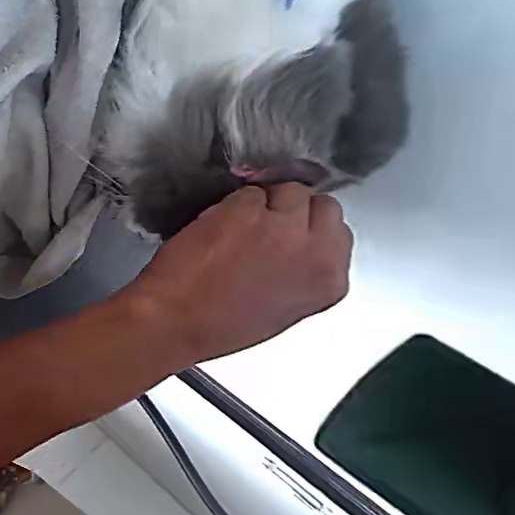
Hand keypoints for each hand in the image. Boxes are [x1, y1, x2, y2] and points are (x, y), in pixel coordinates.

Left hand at [122, 184, 351, 364]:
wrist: (175, 321)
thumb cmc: (222, 325)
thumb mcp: (286, 307)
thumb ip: (306, 270)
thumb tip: (304, 242)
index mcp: (329, 282)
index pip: (339, 231)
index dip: (311, 228)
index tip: (294, 233)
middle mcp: (316, 251)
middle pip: (322, 204)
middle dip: (296, 210)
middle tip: (267, 228)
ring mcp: (282, 226)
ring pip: (288, 189)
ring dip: (266, 202)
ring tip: (240, 231)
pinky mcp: (247, 208)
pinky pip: (249, 192)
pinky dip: (234, 205)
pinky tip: (219, 230)